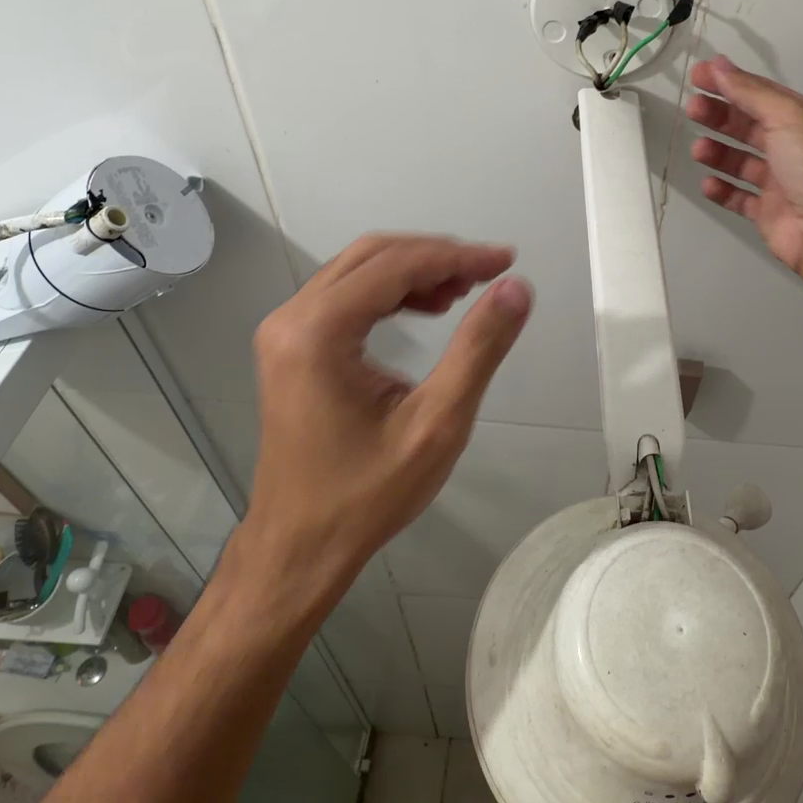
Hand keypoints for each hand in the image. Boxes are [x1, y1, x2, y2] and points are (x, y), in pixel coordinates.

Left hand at [245, 234, 532, 573]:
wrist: (300, 547)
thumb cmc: (366, 495)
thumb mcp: (436, 424)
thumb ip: (478, 350)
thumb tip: (517, 288)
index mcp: (317, 332)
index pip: (395, 266)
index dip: (455, 256)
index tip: (505, 261)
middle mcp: (291, 318)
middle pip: (372, 257)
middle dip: (435, 257)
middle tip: (490, 274)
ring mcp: (285, 332)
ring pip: (357, 272)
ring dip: (413, 272)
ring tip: (464, 292)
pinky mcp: (290, 348)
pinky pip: (344, 298)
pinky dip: (389, 293)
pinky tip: (427, 309)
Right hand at [686, 55, 802, 277]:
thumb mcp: (789, 116)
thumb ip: (751, 92)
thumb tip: (720, 65)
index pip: (764, 94)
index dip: (731, 82)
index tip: (699, 75)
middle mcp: (797, 149)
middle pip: (750, 126)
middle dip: (720, 116)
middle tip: (693, 109)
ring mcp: (783, 182)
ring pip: (742, 162)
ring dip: (718, 152)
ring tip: (699, 149)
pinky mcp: (769, 212)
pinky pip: (739, 197)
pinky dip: (722, 190)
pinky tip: (709, 183)